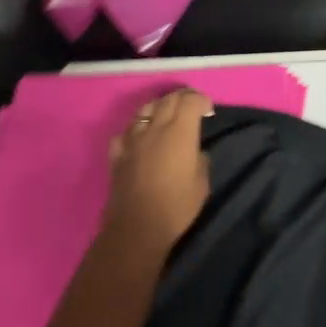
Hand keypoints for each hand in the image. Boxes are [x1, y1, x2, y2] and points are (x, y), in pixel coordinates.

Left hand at [105, 88, 214, 254]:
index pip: (191, 100)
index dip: (201, 100)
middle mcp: (155, 128)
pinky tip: (140, 138)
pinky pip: (125, 132)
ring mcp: (132, 140)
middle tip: (192, 108)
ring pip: (145, 110)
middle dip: (182, 98)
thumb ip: (200, 159)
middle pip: (168, 99)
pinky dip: (136, 129)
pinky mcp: (117, 155)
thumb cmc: (177, 205)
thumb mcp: (202, 182)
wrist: (137, 228)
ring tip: (166, 118)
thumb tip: (195, 152)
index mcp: (180, 132)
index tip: (208, 112)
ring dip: (159, 107)